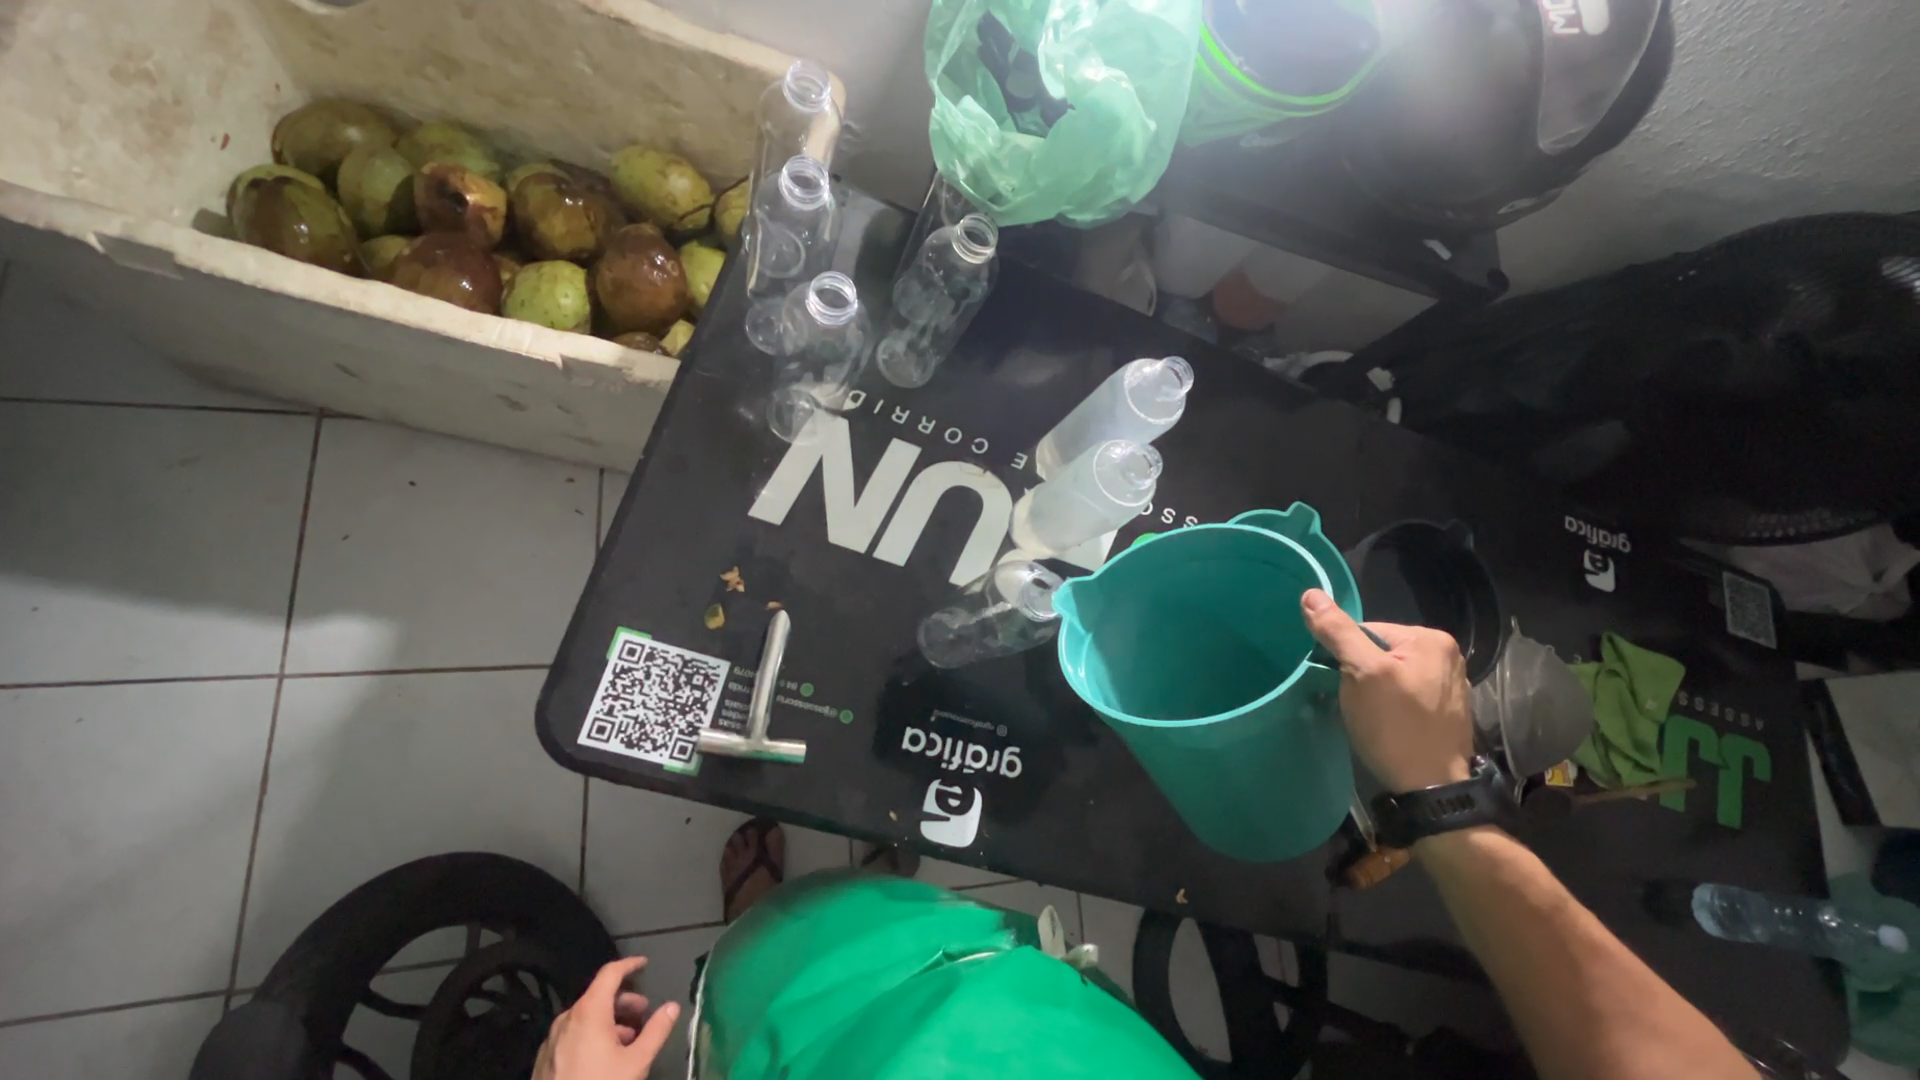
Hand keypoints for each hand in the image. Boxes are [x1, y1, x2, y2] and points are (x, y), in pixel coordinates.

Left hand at [532, 956, 680, 1079]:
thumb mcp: (636, 1062)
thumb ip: (657, 1030)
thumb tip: (672, 1007)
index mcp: (589, 1011)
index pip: (610, 973)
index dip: (629, 965)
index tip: (644, 964)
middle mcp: (567, 1019)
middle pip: (598, 996)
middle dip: (624, 1000)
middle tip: (643, 1012)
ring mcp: (552, 1040)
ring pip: (585, 1017)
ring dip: (609, 1020)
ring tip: (627, 1039)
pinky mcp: (544, 1060)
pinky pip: (572, 1035)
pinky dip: (591, 1034)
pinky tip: (603, 1058)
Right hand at [1301, 588, 1474, 792]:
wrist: (1430, 789)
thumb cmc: (1395, 727)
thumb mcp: (1361, 673)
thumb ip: (1338, 632)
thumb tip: (1311, 594)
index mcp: (1430, 638)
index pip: (1366, 630)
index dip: (1345, 654)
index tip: (1342, 682)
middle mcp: (1446, 654)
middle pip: (1378, 650)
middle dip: (1358, 672)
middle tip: (1354, 701)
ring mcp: (1448, 684)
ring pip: (1388, 673)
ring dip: (1370, 689)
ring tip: (1368, 715)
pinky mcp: (1444, 710)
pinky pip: (1403, 693)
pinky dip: (1388, 704)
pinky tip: (1385, 723)